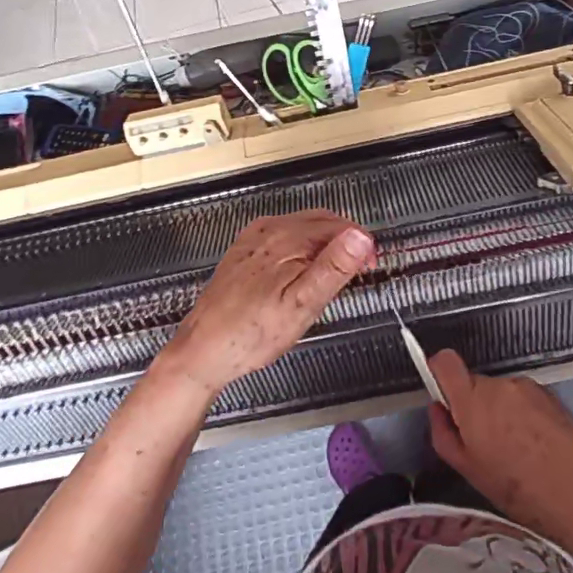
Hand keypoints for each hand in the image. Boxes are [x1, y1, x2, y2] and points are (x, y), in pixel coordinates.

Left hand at [159, 211, 374, 395]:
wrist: (202, 351)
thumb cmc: (248, 334)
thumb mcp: (303, 304)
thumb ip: (334, 266)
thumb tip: (360, 238)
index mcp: (286, 237)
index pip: (339, 226)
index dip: (361, 245)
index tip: (371, 264)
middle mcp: (268, 231)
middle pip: (321, 222)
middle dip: (345, 241)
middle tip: (358, 268)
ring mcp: (254, 241)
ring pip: (302, 229)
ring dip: (325, 243)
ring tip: (335, 272)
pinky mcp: (244, 253)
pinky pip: (283, 239)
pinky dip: (302, 248)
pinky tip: (302, 271)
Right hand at [427, 350, 572, 543]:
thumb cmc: (523, 488)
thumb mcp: (469, 471)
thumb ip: (444, 435)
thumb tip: (437, 412)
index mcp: (473, 400)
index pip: (444, 361)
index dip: (436, 371)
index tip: (439, 392)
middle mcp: (500, 385)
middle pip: (474, 384)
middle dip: (473, 407)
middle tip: (482, 444)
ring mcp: (527, 388)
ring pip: (500, 394)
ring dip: (500, 414)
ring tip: (513, 454)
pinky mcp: (550, 396)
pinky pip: (523, 400)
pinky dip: (522, 418)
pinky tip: (533, 450)